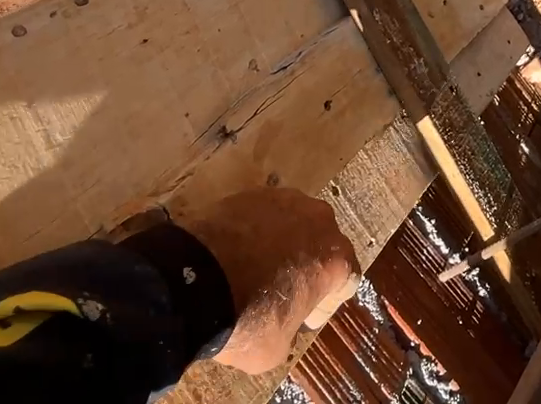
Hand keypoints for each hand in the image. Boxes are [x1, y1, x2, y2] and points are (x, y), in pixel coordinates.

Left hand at [177, 187, 356, 374]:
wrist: (195, 282)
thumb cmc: (247, 320)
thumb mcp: (276, 347)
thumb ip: (293, 325)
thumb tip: (284, 319)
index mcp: (336, 258)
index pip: (346, 279)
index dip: (327, 301)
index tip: (306, 315)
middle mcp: (321, 220)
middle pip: (322, 244)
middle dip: (308, 263)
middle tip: (282, 288)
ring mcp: (287, 200)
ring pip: (293, 223)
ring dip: (282, 241)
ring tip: (253, 265)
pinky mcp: (254, 192)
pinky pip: (262, 214)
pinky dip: (254, 230)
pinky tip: (234, 251)